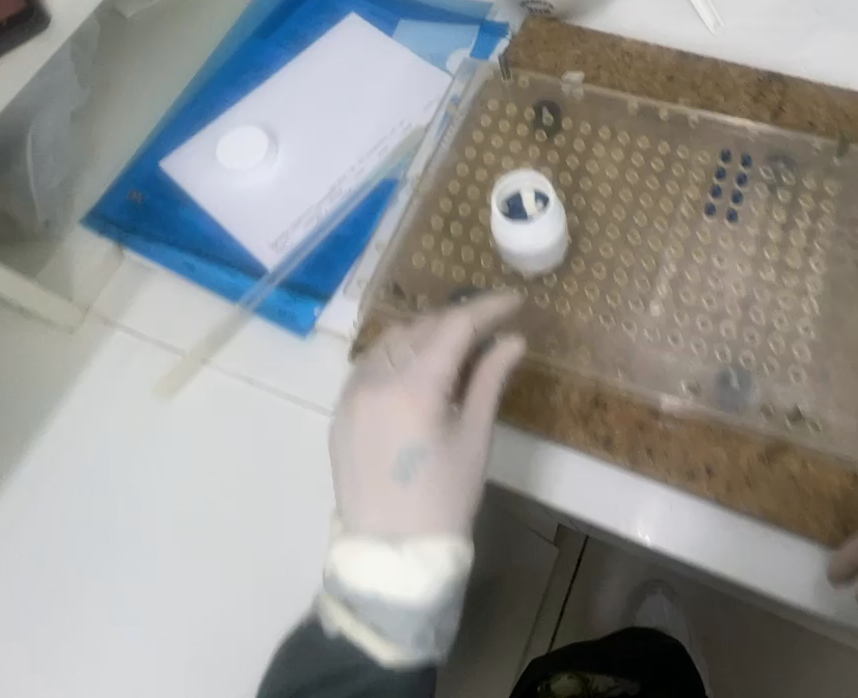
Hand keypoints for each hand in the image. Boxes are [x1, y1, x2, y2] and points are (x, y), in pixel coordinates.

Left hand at [331, 291, 526, 538]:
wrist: (390, 555)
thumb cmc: (444, 499)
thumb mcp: (475, 437)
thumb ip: (490, 380)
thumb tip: (513, 340)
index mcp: (413, 388)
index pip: (455, 327)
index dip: (487, 308)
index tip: (515, 301)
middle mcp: (376, 379)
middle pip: (424, 327)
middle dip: (460, 319)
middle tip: (494, 325)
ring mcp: (352, 393)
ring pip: (395, 339)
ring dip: (430, 332)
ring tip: (462, 342)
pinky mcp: (342, 408)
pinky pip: (373, 361)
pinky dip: (401, 351)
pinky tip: (423, 363)